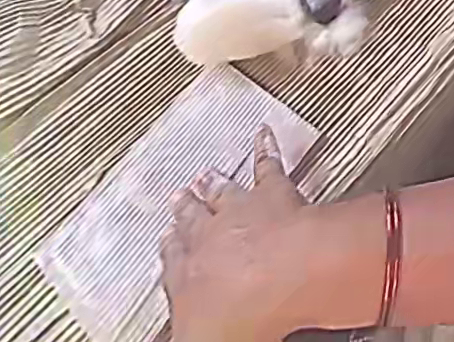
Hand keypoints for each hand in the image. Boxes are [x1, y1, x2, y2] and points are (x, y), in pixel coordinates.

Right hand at [160, 127, 323, 341]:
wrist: (288, 274)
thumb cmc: (250, 316)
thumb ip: (194, 335)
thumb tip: (186, 337)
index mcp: (190, 283)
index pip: (174, 268)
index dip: (171, 254)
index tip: (166, 241)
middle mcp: (210, 240)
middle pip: (193, 222)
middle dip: (185, 210)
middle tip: (178, 196)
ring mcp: (241, 210)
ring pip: (223, 192)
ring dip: (215, 183)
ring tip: (207, 173)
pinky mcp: (274, 189)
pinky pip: (267, 163)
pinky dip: (265, 146)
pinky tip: (263, 132)